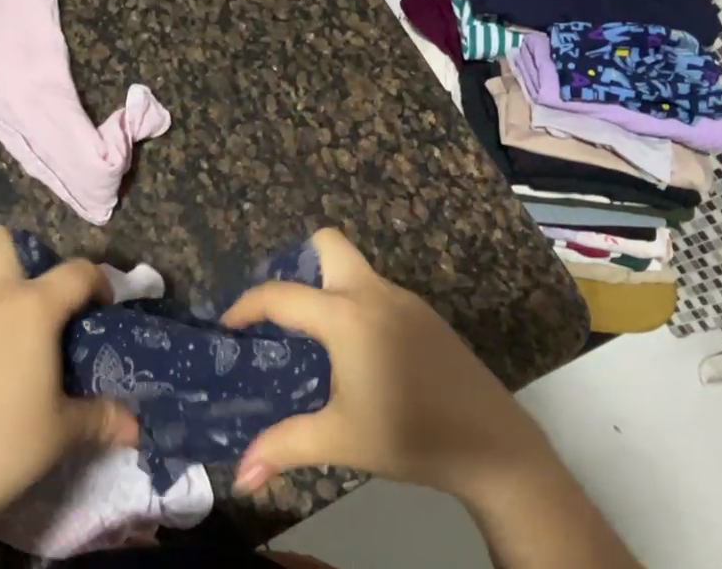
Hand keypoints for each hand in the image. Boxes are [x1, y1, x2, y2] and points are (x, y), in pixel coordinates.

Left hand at [0, 226, 136, 567]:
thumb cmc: (0, 444)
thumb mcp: (61, 433)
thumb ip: (101, 418)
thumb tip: (135, 427)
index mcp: (31, 307)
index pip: (76, 271)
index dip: (99, 282)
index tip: (104, 310)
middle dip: (24, 257)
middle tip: (45, 307)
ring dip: (2, 302)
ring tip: (20, 355)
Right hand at [222, 228, 551, 503]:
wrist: (494, 445)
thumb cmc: (410, 435)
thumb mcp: (341, 441)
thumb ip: (284, 448)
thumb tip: (240, 477)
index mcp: (347, 316)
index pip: (282, 295)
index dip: (246, 306)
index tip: (227, 326)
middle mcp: (374, 293)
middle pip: (328, 244)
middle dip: (297, 263)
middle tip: (280, 311)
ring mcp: (406, 301)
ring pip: (355, 270)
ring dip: (327, 288)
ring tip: (309, 338)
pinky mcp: (427, 317)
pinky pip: (377, 292)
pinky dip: (354, 306)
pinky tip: (355, 354)